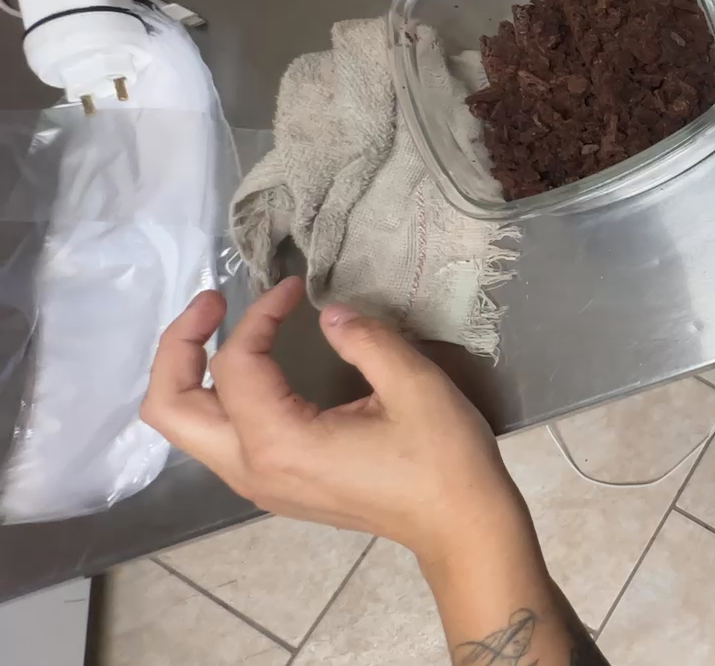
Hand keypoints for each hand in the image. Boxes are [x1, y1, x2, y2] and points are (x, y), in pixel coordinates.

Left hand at [141, 278, 531, 568]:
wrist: (457, 516)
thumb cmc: (441, 453)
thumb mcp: (416, 386)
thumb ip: (369, 344)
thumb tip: (333, 314)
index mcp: (279, 442)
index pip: (237, 367)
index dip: (259, 317)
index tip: (297, 286)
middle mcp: (250, 468)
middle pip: (170, 407)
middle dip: (179, 347)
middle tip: (215, 301)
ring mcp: (259, 483)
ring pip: (188, 428)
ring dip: (194, 374)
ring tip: (229, 331)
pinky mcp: (278, 486)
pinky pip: (221, 438)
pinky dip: (222, 397)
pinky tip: (262, 375)